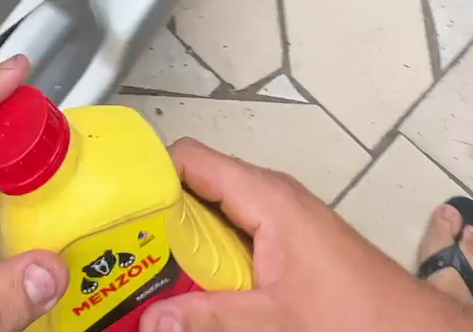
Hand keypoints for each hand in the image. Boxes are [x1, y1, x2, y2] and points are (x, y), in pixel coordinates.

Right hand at [137, 140, 472, 331]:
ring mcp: (280, 217)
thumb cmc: (356, 317)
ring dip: (186, 243)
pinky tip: (198, 293)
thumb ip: (212, 319)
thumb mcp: (278, 321)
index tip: (116, 207)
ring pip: (215, 215)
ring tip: (148, 275)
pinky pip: (237, 235)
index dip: (150, 172)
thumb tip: (148, 321)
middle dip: (160, 217)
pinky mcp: (289, 242)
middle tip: (122, 252)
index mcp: (262, 195)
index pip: (189, 157)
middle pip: (196, 186)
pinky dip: (213, 258)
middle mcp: (267, 195)